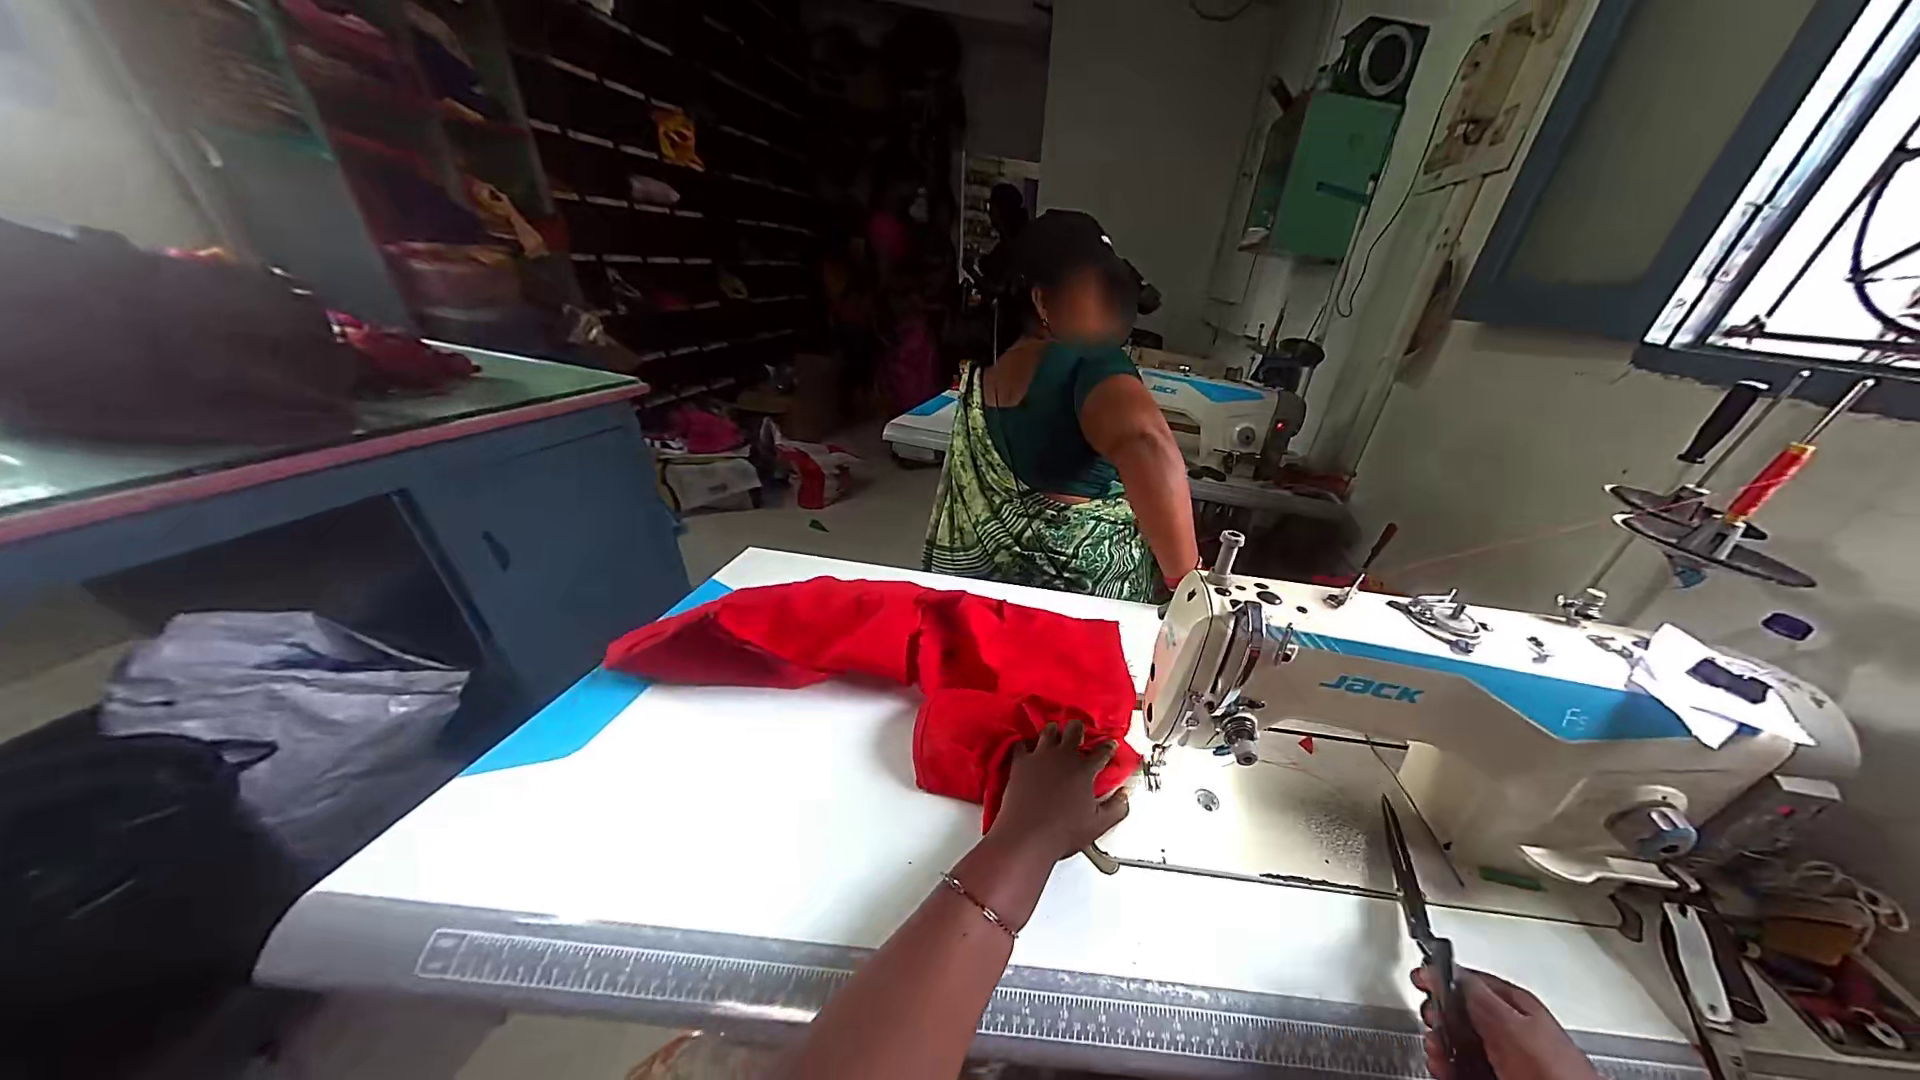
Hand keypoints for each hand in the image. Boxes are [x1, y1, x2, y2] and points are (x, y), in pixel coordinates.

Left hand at [989, 720, 1130, 861]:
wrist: (1027, 835)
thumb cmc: (1062, 832)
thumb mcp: (1099, 824)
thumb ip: (1117, 807)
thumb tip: (1124, 796)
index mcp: (1084, 769)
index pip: (1102, 751)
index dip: (1108, 746)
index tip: (1110, 745)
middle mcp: (1063, 756)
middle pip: (1074, 730)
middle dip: (1079, 728)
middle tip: (1080, 731)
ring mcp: (1040, 756)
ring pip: (1049, 731)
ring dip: (1054, 731)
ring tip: (1055, 734)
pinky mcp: (1021, 762)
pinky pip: (1021, 744)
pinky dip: (1026, 744)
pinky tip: (1027, 747)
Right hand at [1412, 967, 1601, 1079]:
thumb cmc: (1554, 1073)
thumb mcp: (1508, 1021)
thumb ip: (1475, 992)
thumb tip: (1445, 970)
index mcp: (1516, 1006)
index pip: (1468, 980)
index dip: (1440, 978)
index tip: (1420, 980)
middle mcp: (1510, 1030)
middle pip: (1459, 1013)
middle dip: (1437, 1017)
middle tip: (1432, 1024)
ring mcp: (1507, 1058)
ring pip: (1458, 1041)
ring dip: (1439, 1044)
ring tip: (1438, 1053)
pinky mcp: (1501, 1078)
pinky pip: (1464, 1066)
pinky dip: (1448, 1066)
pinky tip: (1445, 1068)